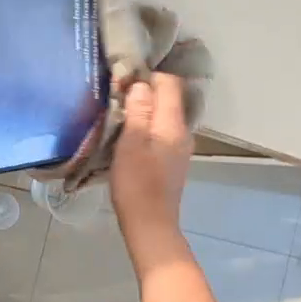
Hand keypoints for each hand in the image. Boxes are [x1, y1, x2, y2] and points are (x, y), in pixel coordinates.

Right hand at [111, 73, 193, 267]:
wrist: (150, 225)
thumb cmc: (137, 184)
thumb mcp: (131, 143)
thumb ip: (138, 110)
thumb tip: (141, 83)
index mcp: (173, 123)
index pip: (169, 83)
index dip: (148, 76)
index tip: (123, 81)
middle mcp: (183, 131)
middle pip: (168, 99)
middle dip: (145, 92)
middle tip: (116, 96)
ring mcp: (179, 147)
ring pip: (164, 116)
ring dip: (144, 111)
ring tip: (119, 115)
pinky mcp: (172, 161)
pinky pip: (161, 132)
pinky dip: (147, 128)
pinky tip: (128, 137)